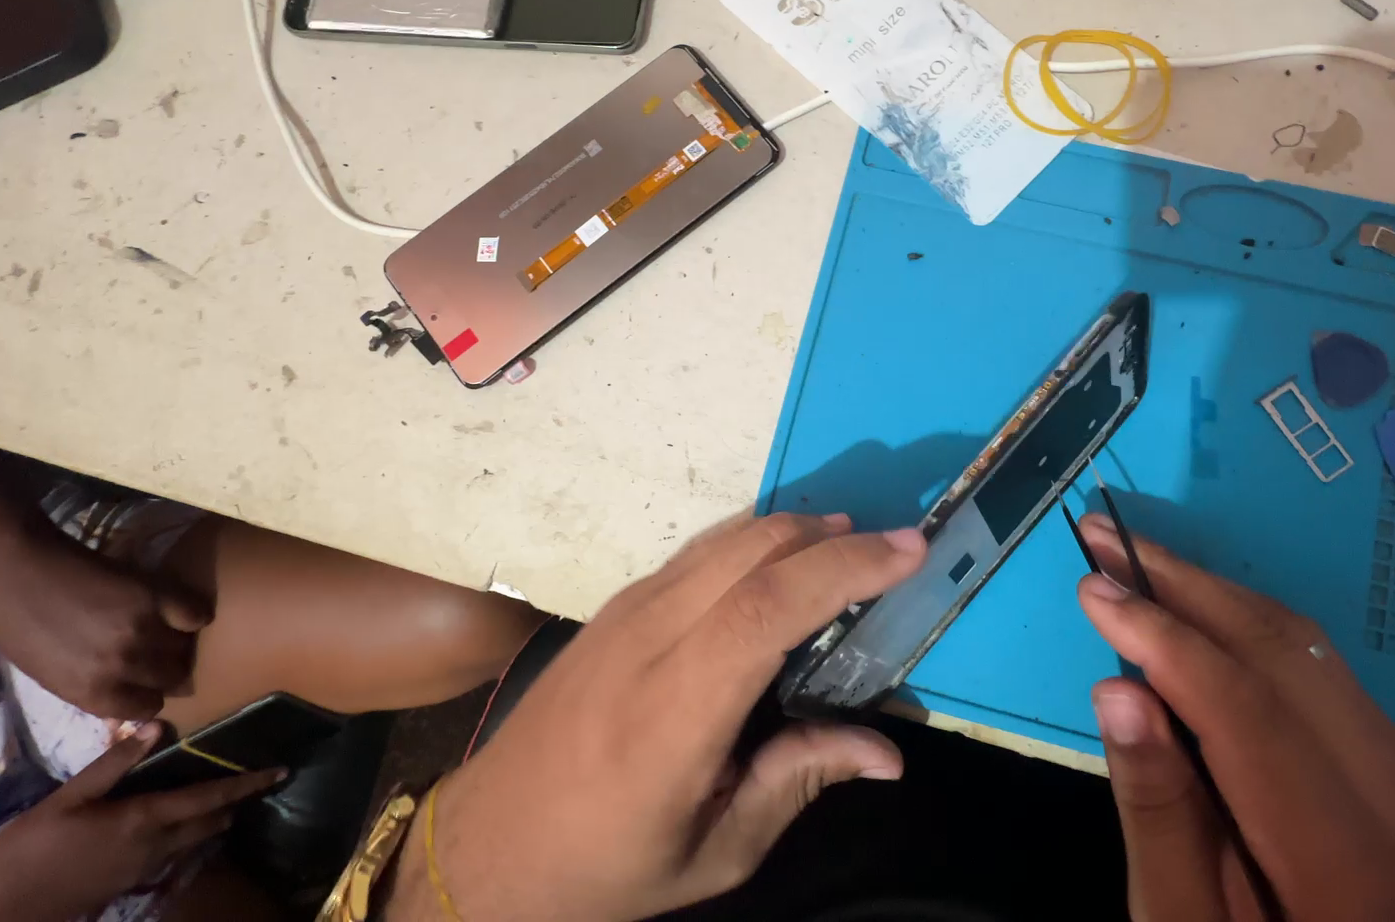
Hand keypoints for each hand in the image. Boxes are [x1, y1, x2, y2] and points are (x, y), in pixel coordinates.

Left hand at [0, 535, 210, 718]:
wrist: (18, 577)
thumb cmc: (23, 631)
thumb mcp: (49, 676)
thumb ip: (94, 689)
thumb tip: (128, 702)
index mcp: (89, 691)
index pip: (148, 707)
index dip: (151, 695)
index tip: (149, 684)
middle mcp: (121, 665)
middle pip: (175, 676)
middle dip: (171, 668)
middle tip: (163, 655)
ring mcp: (143, 630)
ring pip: (187, 646)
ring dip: (180, 641)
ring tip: (168, 631)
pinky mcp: (159, 597)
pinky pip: (198, 616)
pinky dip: (194, 616)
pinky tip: (179, 611)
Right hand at [0, 722, 284, 921]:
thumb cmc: (24, 851)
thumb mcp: (67, 799)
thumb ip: (115, 762)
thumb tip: (157, 724)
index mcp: (146, 820)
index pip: (213, 797)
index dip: (250, 784)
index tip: (283, 772)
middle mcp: (154, 847)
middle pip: (211, 822)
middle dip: (236, 803)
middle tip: (258, 784)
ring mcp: (140, 871)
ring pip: (193, 842)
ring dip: (213, 822)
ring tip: (227, 803)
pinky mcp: (122, 887)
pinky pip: (170, 858)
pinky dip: (186, 840)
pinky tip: (180, 831)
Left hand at [394, 514, 926, 921]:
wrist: (487, 844)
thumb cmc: (604, 866)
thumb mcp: (711, 853)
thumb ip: (798, 782)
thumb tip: (888, 753)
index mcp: (673, 712)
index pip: (766, 610)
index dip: (843, 569)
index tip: (907, 551)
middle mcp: (647, 640)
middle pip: (752, 553)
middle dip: (833, 536)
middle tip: (892, 544)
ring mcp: (625, 611)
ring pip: (725, 539)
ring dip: (796, 529)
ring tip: (850, 540)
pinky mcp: (616, 604)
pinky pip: (699, 550)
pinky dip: (756, 538)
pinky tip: (783, 555)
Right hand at [1075, 515, 1394, 921]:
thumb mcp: (1181, 918)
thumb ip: (1157, 811)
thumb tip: (1117, 689)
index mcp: (1345, 855)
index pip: (1245, 710)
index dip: (1161, 637)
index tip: (1089, 589)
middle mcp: (1392, 789)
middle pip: (1277, 649)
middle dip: (1178, 582)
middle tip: (1099, 538)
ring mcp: (1394, 758)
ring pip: (1291, 636)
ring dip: (1201, 587)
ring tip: (1126, 556)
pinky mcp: (1378, 742)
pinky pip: (1301, 653)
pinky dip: (1230, 615)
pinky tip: (1177, 602)